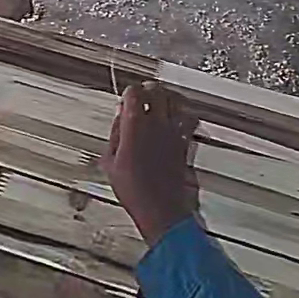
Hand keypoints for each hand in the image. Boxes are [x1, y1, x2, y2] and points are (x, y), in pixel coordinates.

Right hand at [104, 81, 198, 245]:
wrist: (159, 207)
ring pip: (174, 100)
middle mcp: (156, 123)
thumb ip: (116, 134)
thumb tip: (119, 118)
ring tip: (159, 102)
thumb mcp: (110, 161)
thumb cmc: (133, 188)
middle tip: (143, 95)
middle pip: (157, 91)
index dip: (129, 92)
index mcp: (135, 125)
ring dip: (166, 98)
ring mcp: (173, 130)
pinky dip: (182, 113)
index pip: (134, 92)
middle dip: (148, 90)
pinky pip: (187, 117)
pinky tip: (175, 118)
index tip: (126, 98)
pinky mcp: (184, 140)